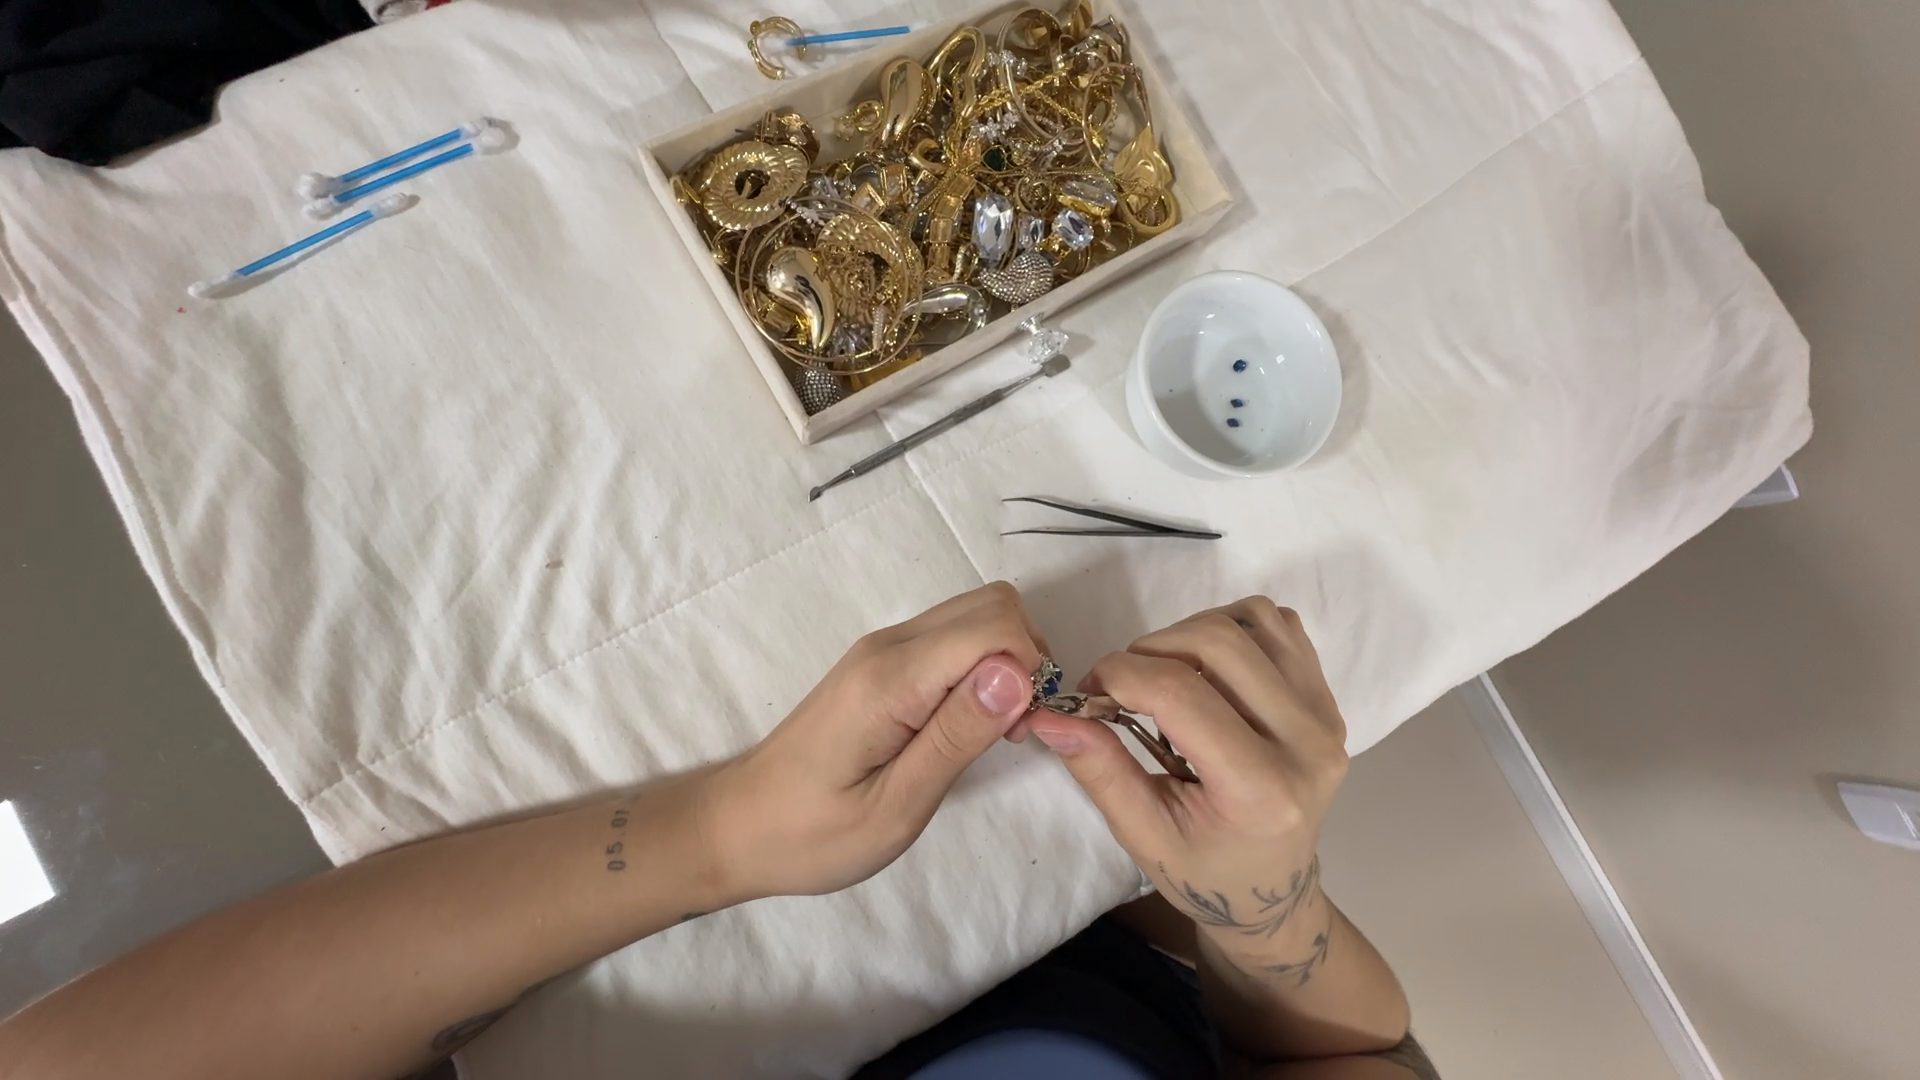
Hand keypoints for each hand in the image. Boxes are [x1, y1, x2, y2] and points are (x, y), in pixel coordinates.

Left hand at [702, 582, 1045, 902]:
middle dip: (1026, 657)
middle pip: (991, 605)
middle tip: (1011, 729)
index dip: (1029, 670)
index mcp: (891, 677)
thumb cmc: (815, 833)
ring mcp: (884, 647)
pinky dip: (982, 664)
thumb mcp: (897, 806)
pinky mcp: (883, 660)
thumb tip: (1019, 673)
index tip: (1018, 731)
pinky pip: (953, 635)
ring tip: (991, 728)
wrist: (740, 824)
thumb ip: (958, 735)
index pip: (994, 625)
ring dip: (1006, 660)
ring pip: (976, 614)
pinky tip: (966, 719)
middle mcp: (889, 644)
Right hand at [1028, 598, 1348, 970]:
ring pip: (1248, 621)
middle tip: (1122, 683)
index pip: (1179, 693)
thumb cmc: (1204, 871)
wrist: (1273, 892)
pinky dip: (1231, 628)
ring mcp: (1326, 714)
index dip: (1119, 674)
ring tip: (1165, 673)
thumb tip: (1049, 714)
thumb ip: (1098, 768)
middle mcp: (1307, 742)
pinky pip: (1276, 625)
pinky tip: (1207, 668)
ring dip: (1188, 633)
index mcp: (1260, 789)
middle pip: (1216, 642)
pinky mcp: (1328, 697)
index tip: (1088, 691)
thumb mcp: (1141, 834)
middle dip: (1148, 648)